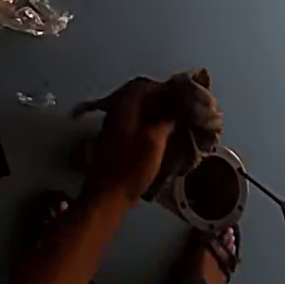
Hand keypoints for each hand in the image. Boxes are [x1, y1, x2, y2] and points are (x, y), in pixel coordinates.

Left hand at [80, 78, 174, 210]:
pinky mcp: (115, 141)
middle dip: (159, 97)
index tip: (178, 94)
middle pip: (138, 95)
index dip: (162, 87)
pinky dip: (147, 121)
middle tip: (176, 104)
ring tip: (172, 118)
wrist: (106, 197)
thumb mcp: (154, 142)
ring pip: (135, 108)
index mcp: (124, 108)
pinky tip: (159, 133)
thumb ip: (165, 121)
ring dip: (153, 109)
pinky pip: (133, 121)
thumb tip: (175, 108)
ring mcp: (113, 127)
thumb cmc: (130, 169)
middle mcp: (116, 113)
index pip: (143, 86)